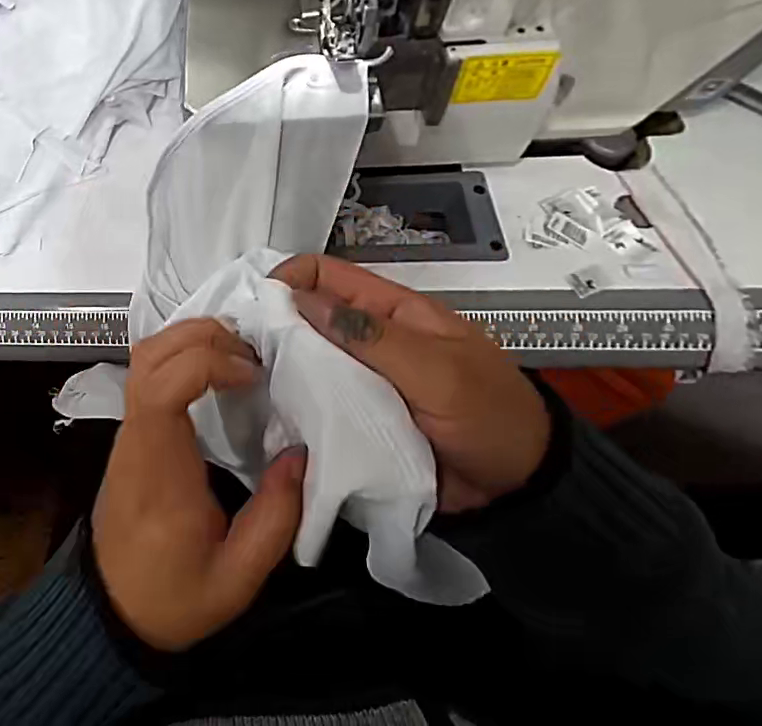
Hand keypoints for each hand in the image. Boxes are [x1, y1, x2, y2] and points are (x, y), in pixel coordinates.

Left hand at [93, 318, 306, 651]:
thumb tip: (301, 454)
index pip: (161, 386)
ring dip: (192, 339)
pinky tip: (217, 369)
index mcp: (157, 467)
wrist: (111, 610)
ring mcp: (128, 429)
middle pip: (150, 354)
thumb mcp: (237, 577)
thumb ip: (275, 517)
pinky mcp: (132, 430)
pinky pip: (149, 370)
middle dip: (203, 336)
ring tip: (239, 357)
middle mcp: (135, 436)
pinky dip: (183, 353)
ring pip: (146, 355)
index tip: (251, 375)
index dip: (206, 362)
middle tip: (252, 357)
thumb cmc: (171, 595)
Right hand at [271, 254, 549, 512]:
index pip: (326, 274)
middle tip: (241, 352)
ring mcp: (361, 379)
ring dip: (281, 370)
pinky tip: (274, 418)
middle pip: (308, 317)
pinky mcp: (357, 417)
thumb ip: (372, 336)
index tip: (255, 308)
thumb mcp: (436, 370)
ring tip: (249, 386)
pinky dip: (297, 406)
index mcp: (390, 310)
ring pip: (307, 362)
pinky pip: (317, 403)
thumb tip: (302, 300)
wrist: (520, 488)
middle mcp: (368, 338)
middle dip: (274, 328)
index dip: (288, 280)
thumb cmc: (489, 415)